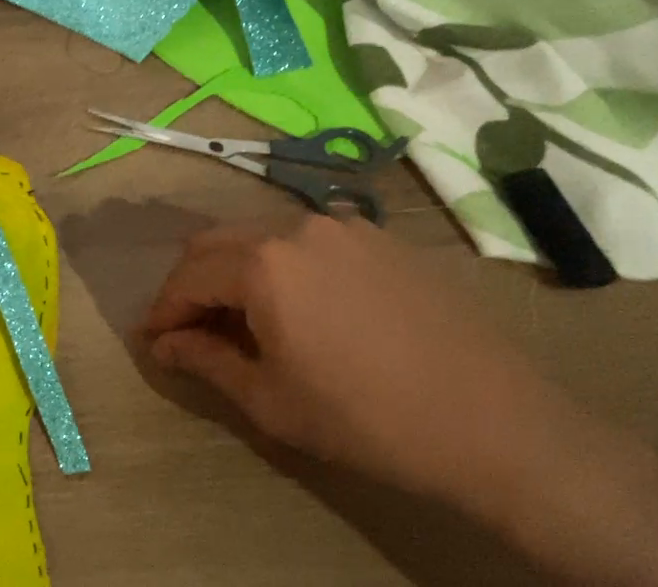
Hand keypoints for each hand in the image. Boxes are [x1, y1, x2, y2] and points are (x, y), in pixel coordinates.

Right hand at [139, 216, 657, 584]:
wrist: (504, 430)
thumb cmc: (370, 420)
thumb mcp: (271, 401)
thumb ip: (204, 361)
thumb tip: (161, 344)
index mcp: (262, 264)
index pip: (186, 277)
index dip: (162, 310)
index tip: (153, 340)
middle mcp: (295, 228)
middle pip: (216, 244)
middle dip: (192, 283)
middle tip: (188, 327)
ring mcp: (345, 227)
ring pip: (261, 237)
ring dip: (237, 271)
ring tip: (245, 318)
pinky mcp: (384, 240)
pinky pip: (309, 241)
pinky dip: (285, 266)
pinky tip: (301, 307)